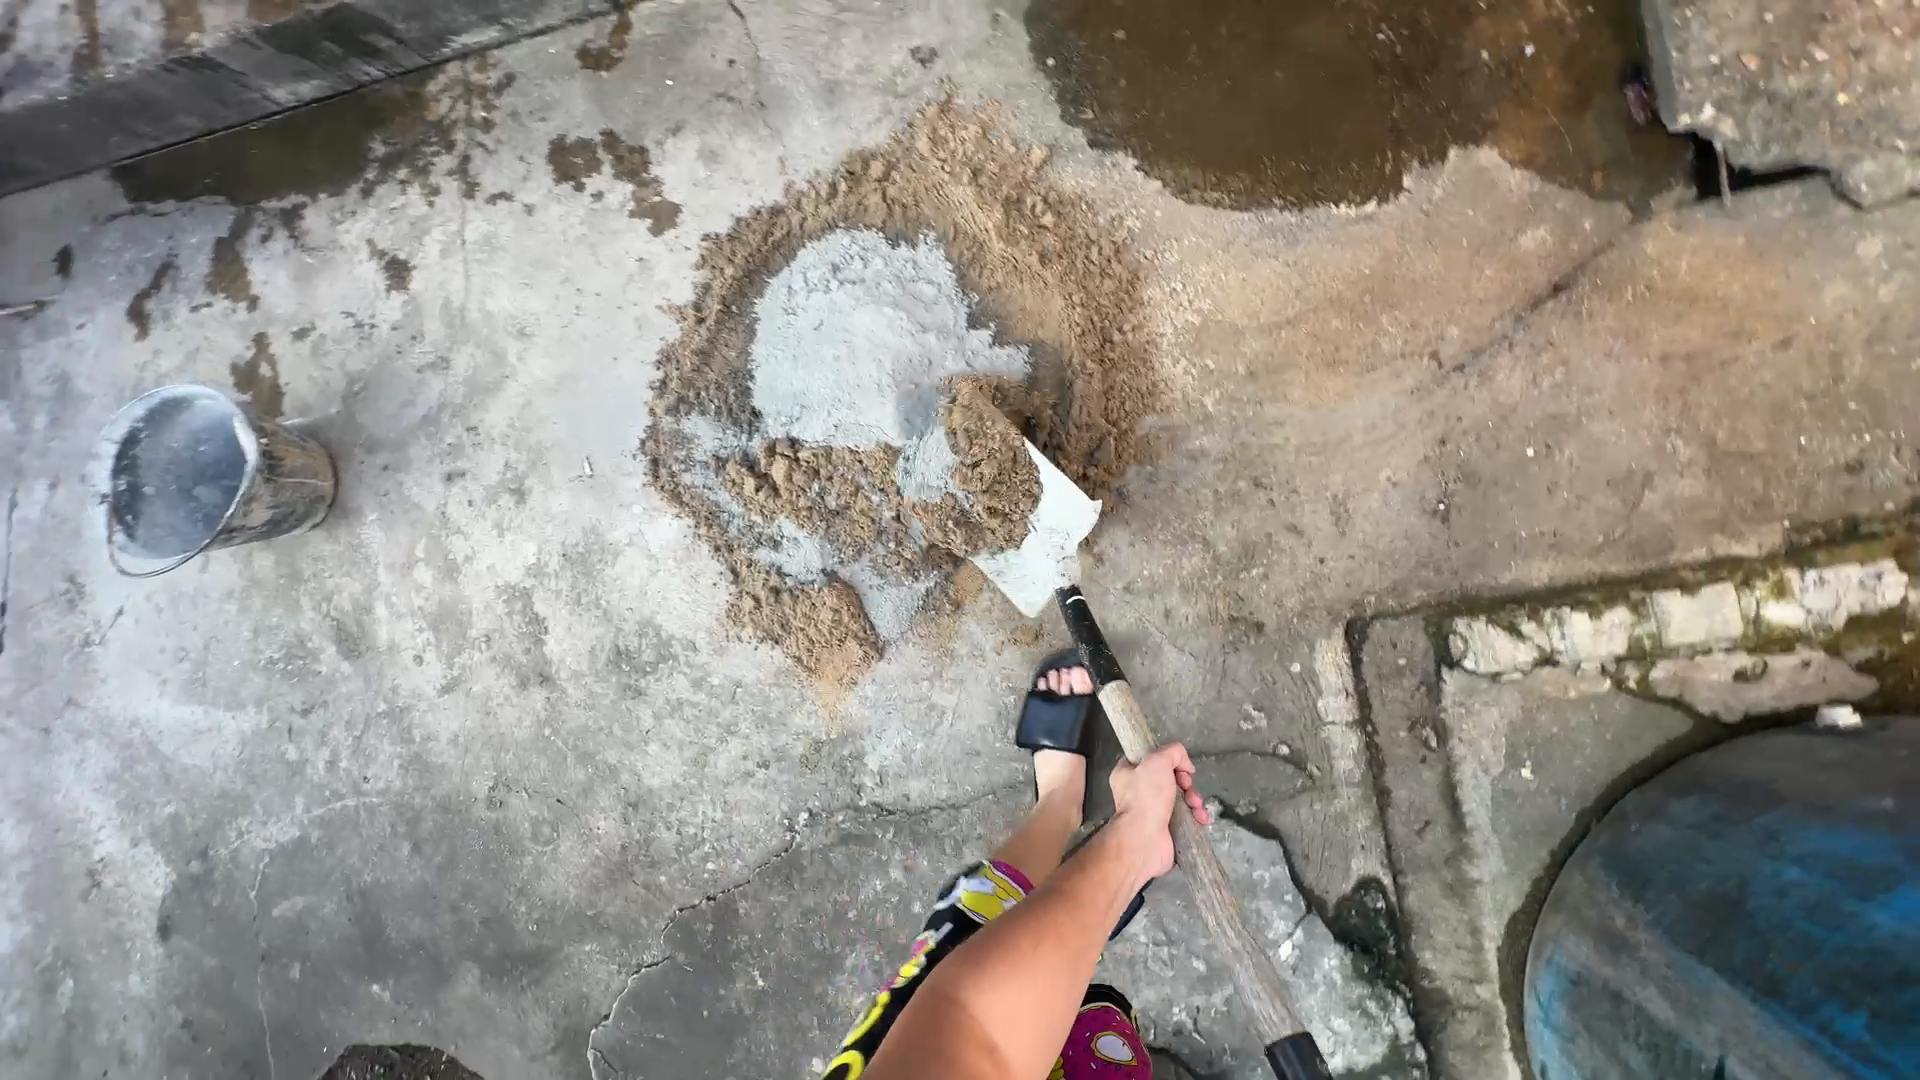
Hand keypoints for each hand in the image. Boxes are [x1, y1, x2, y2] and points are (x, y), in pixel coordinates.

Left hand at [1106, 742, 1209, 882]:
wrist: (1145, 840)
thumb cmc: (1145, 797)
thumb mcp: (1157, 760)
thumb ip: (1172, 752)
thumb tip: (1185, 763)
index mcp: (1127, 773)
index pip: (1149, 759)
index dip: (1167, 759)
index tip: (1177, 765)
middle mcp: (1137, 792)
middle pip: (1169, 778)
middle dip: (1185, 782)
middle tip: (1187, 786)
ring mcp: (1152, 812)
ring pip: (1180, 798)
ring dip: (1194, 799)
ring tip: (1195, 805)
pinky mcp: (1167, 829)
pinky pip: (1186, 818)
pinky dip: (1197, 816)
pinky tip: (1201, 818)